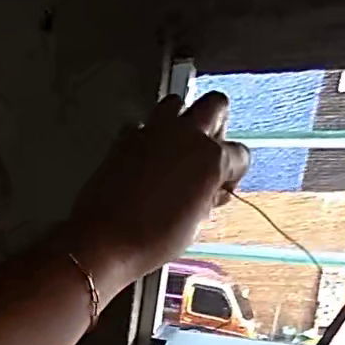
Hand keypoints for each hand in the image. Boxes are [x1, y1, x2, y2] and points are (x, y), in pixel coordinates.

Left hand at [59, 91, 250, 286]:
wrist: (104, 241)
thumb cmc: (151, 241)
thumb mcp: (194, 226)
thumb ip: (206, 198)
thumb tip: (207, 192)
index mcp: (211, 158)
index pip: (239, 154)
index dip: (233, 174)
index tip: (221, 187)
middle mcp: (185, 135)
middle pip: (215, 105)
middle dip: (215, 125)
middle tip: (206, 153)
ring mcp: (152, 132)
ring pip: (175, 104)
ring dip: (180, 120)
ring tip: (174, 149)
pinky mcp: (123, 139)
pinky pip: (140, 125)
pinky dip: (146, 136)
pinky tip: (143, 159)